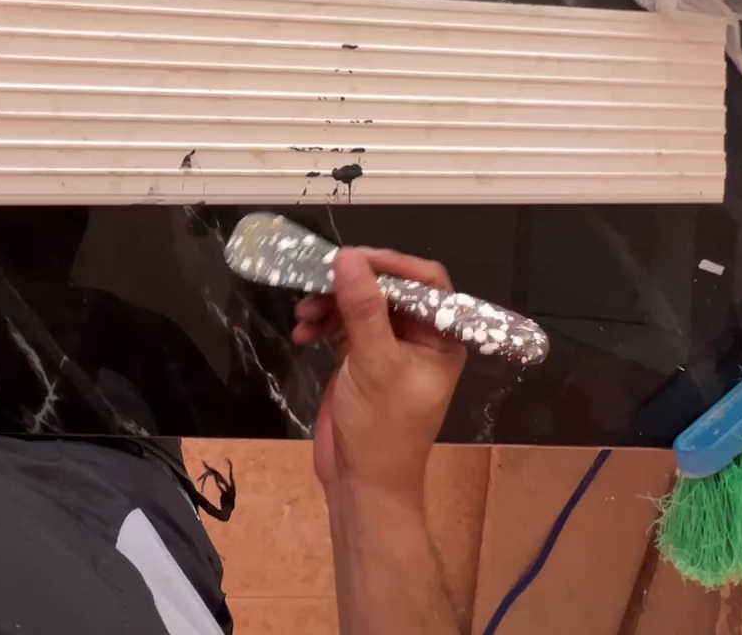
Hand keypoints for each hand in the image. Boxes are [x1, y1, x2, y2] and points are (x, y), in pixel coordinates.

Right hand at [292, 248, 465, 507]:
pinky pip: (340, 322)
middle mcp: (417, 336)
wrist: (360, 485)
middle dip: (350, 283)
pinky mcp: (358, 356)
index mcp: (440, 337)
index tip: (352, 257)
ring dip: (329, 302)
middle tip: (317, 277)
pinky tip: (302, 332)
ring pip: (358, 302)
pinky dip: (321, 322)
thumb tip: (348, 256)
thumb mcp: (374, 364)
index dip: (391, 264)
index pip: (425, 282)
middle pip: (386, 287)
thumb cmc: (382, 429)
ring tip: (303, 312)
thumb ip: (362, 309)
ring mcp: (386, 345)